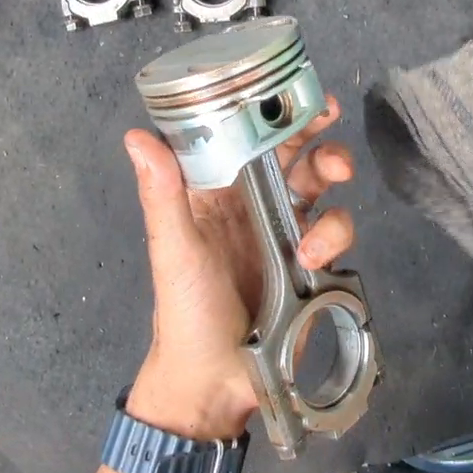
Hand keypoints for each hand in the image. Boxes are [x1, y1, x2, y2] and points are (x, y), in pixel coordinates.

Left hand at [124, 97, 356, 439]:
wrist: (218, 382)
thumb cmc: (186, 312)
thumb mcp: (172, 251)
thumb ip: (161, 196)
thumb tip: (137, 136)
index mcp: (215, 192)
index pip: (243, 137)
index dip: (265, 109)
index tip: (286, 89)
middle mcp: (252, 201)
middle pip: (290, 149)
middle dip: (312, 126)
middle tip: (327, 116)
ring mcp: (285, 228)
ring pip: (319, 181)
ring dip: (331, 170)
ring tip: (335, 177)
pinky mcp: (315, 258)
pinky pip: (336, 228)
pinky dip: (333, 233)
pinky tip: (314, 256)